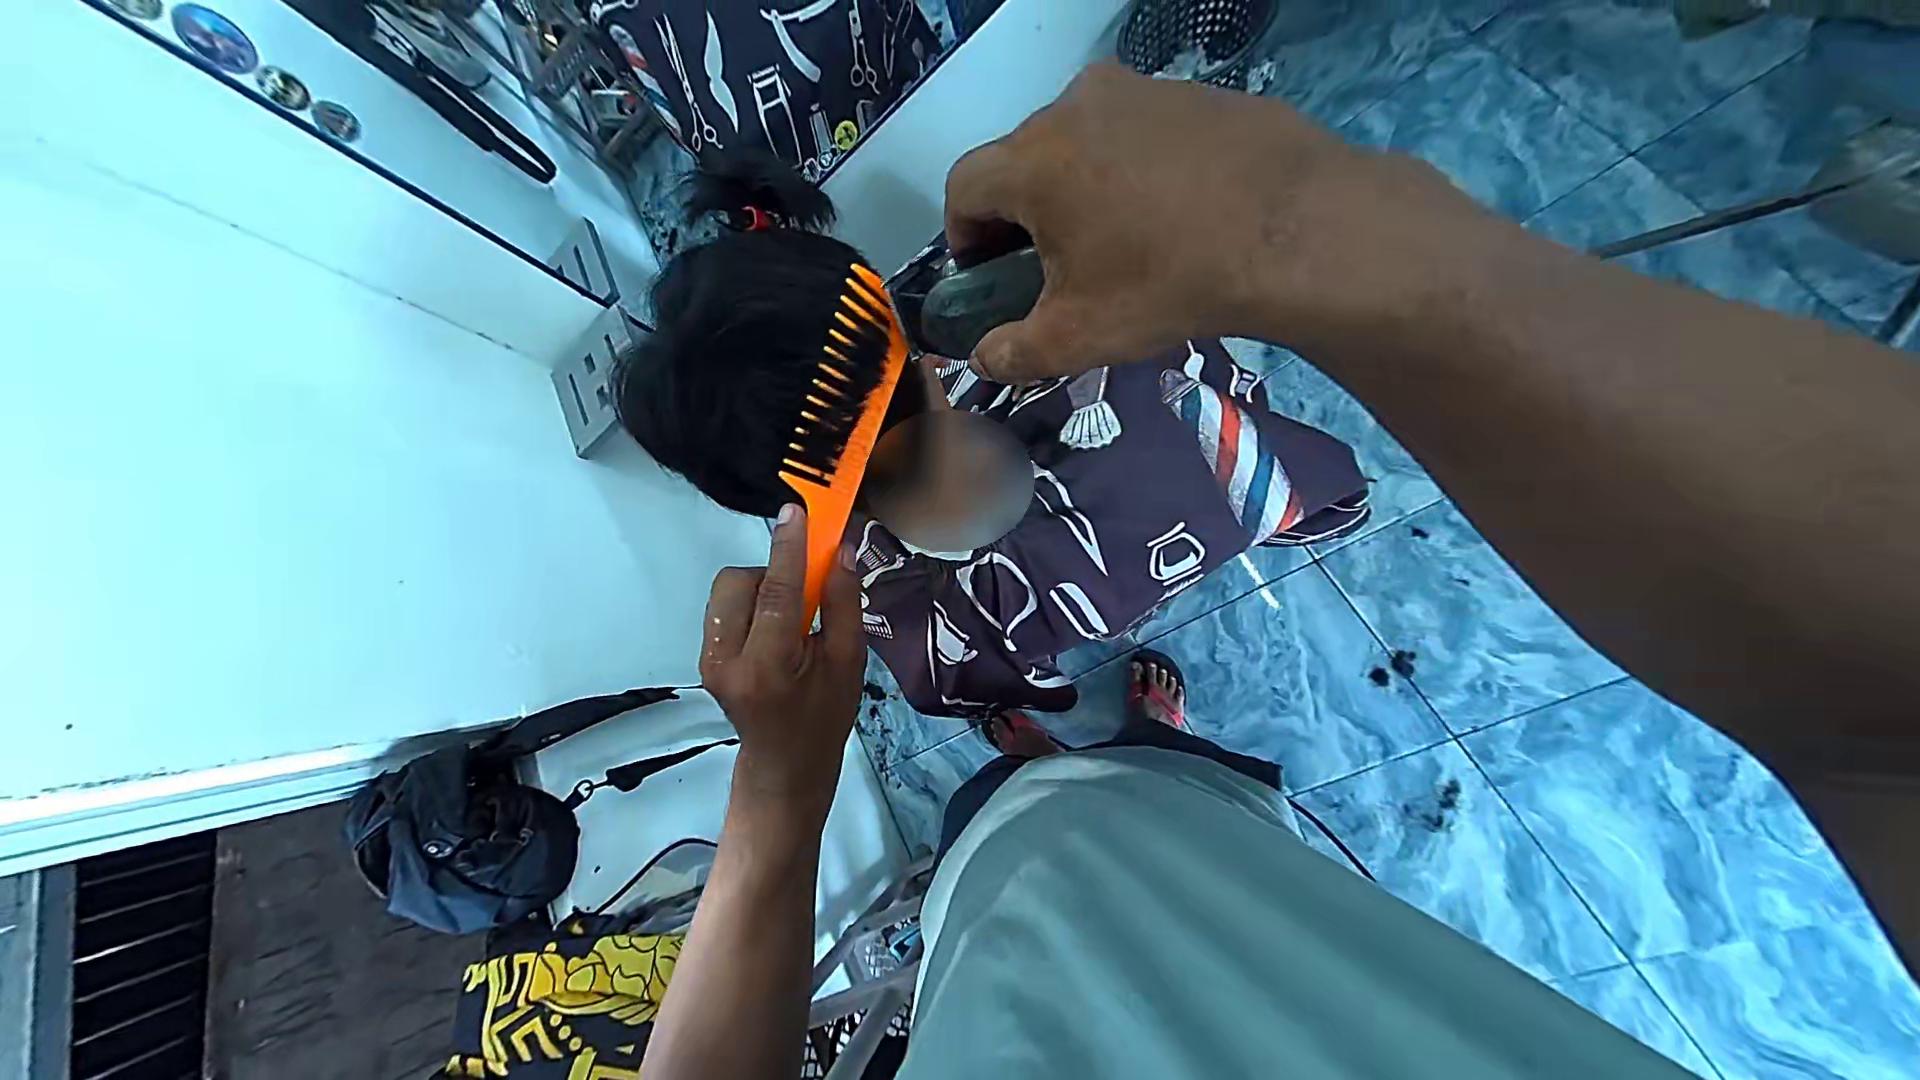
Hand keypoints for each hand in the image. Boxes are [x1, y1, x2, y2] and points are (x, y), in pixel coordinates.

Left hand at [700, 503, 865, 821]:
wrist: (784, 765)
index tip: (796, 512)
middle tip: (804, 593)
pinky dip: (751, 603)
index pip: (777, 593)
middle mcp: (728, 659)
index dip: (789, 548)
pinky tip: (773, 630)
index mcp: (770, 666)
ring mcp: (709, 659)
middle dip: (772, 572)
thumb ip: (844, 604)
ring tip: (789, 617)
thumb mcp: (849, 663)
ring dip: (761, 587)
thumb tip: (842, 552)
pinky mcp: (705, 657)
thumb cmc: (825, 717)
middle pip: (739, 582)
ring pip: (727, 591)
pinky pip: (724, 607)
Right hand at [944, 61, 1490, 381]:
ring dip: (1071, 193)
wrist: (1293, 232)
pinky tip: (1161, 218)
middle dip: (1017, 218)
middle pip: (1018, 162)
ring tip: (1109, 245)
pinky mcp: (1191, 94)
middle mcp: (1076, 105)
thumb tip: (981, 359)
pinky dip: (1124, 173)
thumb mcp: (1073, 338)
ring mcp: (1139, 90)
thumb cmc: (1162, 284)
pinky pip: (1131, 135)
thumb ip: (1010, 353)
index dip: (961, 236)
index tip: (986, 275)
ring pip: (1076, 144)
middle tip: (1048, 269)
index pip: (963, 186)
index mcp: (1034, 160)